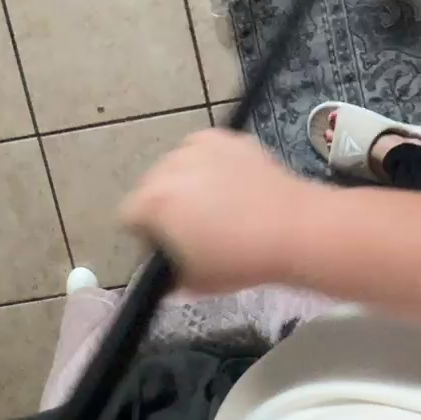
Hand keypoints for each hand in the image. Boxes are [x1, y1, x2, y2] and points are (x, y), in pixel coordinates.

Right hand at [120, 128, 322, 292]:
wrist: (293, 228)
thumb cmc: (240, 259)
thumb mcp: (193, 281)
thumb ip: (166, 273)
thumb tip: (162, 269)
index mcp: (153, 202)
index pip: (127, 215)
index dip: (143, 233)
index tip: (164, 244)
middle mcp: (169, 167)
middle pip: (150, 185)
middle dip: (162, 203)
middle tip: (191, 225)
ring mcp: (199, 146)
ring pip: (176, 164)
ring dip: (184, 180)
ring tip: (214, 201)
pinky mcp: (226, 137)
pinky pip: (203, 148)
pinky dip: (208, 161)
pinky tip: (229, 179)